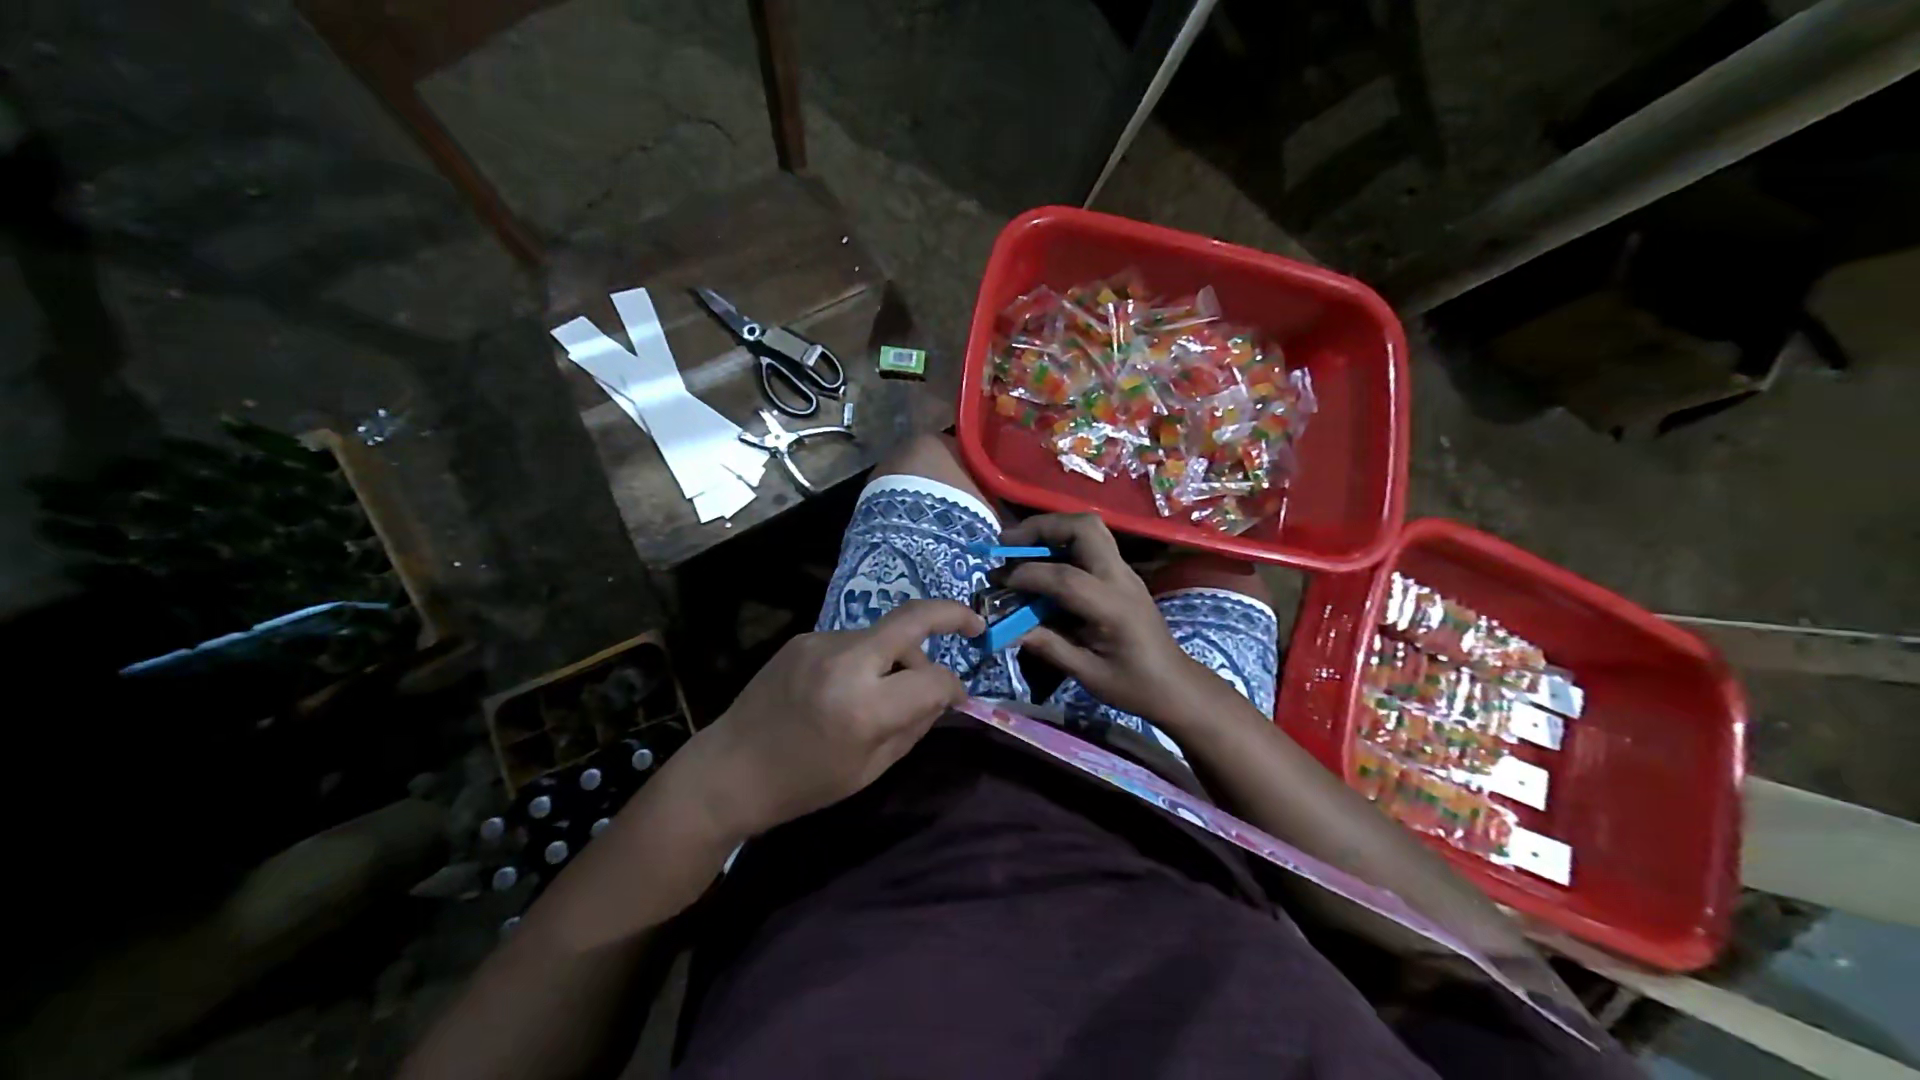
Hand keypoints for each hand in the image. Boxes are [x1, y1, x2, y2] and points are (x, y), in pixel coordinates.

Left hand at [683, 598, 984, 838]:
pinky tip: (854, 686)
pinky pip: (854, 642)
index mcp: (864, 706)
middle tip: (975, 625)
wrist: (729, 770)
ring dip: (900, 655)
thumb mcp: (870, 768)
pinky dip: (869, 658)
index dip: (954, 688)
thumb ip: (914, 724)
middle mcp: (845, 661)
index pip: (933, 679)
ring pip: (883, 634)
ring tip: (892, 689)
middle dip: (952, 614)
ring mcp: (821, 642)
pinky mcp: (804, 637)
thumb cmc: (804, 784)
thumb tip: (942, 693)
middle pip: (912, 618)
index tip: (959, 698)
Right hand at [1000, 513, 1207, 721]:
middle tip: (1008, 544)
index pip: (1066, 577)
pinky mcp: (1121, 572)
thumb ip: (1048, 646)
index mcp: (1113, 607)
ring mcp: (1124, 570)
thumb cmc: (1133, 685)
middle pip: (1083, 528)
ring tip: (1020, 546)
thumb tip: (1007, 630)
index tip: (999, 582)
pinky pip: (1091, 541)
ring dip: (1052, 528)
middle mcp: (1121, 578)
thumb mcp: (1088, 674)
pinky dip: (1061, 540)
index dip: (1027, 575)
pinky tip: (1041, 560)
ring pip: (1089, 526)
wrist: (1174, 684)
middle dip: (1041, 528)